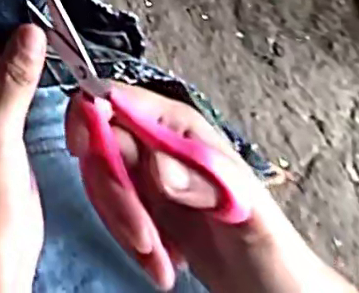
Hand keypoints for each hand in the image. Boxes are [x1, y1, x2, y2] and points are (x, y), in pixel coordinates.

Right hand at [68, 84, 353, 292]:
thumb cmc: (276, 255)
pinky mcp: (144, 203)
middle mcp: (159, 140)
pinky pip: (111, 207)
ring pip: (101, 176)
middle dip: (113, 193)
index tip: (83, 152)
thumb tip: (156, 163)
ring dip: (121, 223)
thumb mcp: (250, 215)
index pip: (114, 97)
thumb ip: (206, 182)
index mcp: (179, 126)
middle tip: (144, 238)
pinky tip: (161, 262)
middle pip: (100, 141)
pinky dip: (126, 238)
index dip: (89, 117)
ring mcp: (149, 171)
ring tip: (161, 261)